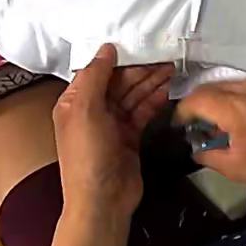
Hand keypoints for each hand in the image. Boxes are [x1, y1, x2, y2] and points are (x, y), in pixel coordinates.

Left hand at [53, 45, 171, 220]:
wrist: (102, 201)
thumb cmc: (87, 157)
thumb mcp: (86, 111)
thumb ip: (95, 77)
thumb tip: (105, 49)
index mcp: (74, 103)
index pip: (96, 72)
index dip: (117, 58)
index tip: (139, 45)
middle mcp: (91, 112)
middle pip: (117, 82)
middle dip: (140, 69)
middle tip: (164, 56)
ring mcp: (111, 125)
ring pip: (132, 96)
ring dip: (150, 82)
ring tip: (171, 68)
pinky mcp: (129, 137)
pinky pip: (141, 112)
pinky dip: (153, 101)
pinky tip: (167, 90)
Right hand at [177, 70, 245, 192]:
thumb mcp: (236, 169)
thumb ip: (207, 154)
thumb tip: (193, 143)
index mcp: (240, 110)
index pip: (196, 99)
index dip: (182, 112)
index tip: (180, 125)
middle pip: (209, 87)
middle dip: (199, 105)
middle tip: (198, 125)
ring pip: (227, 82)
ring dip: (219, 99)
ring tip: (222, 121)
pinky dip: (238, 95)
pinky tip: (244, 113)